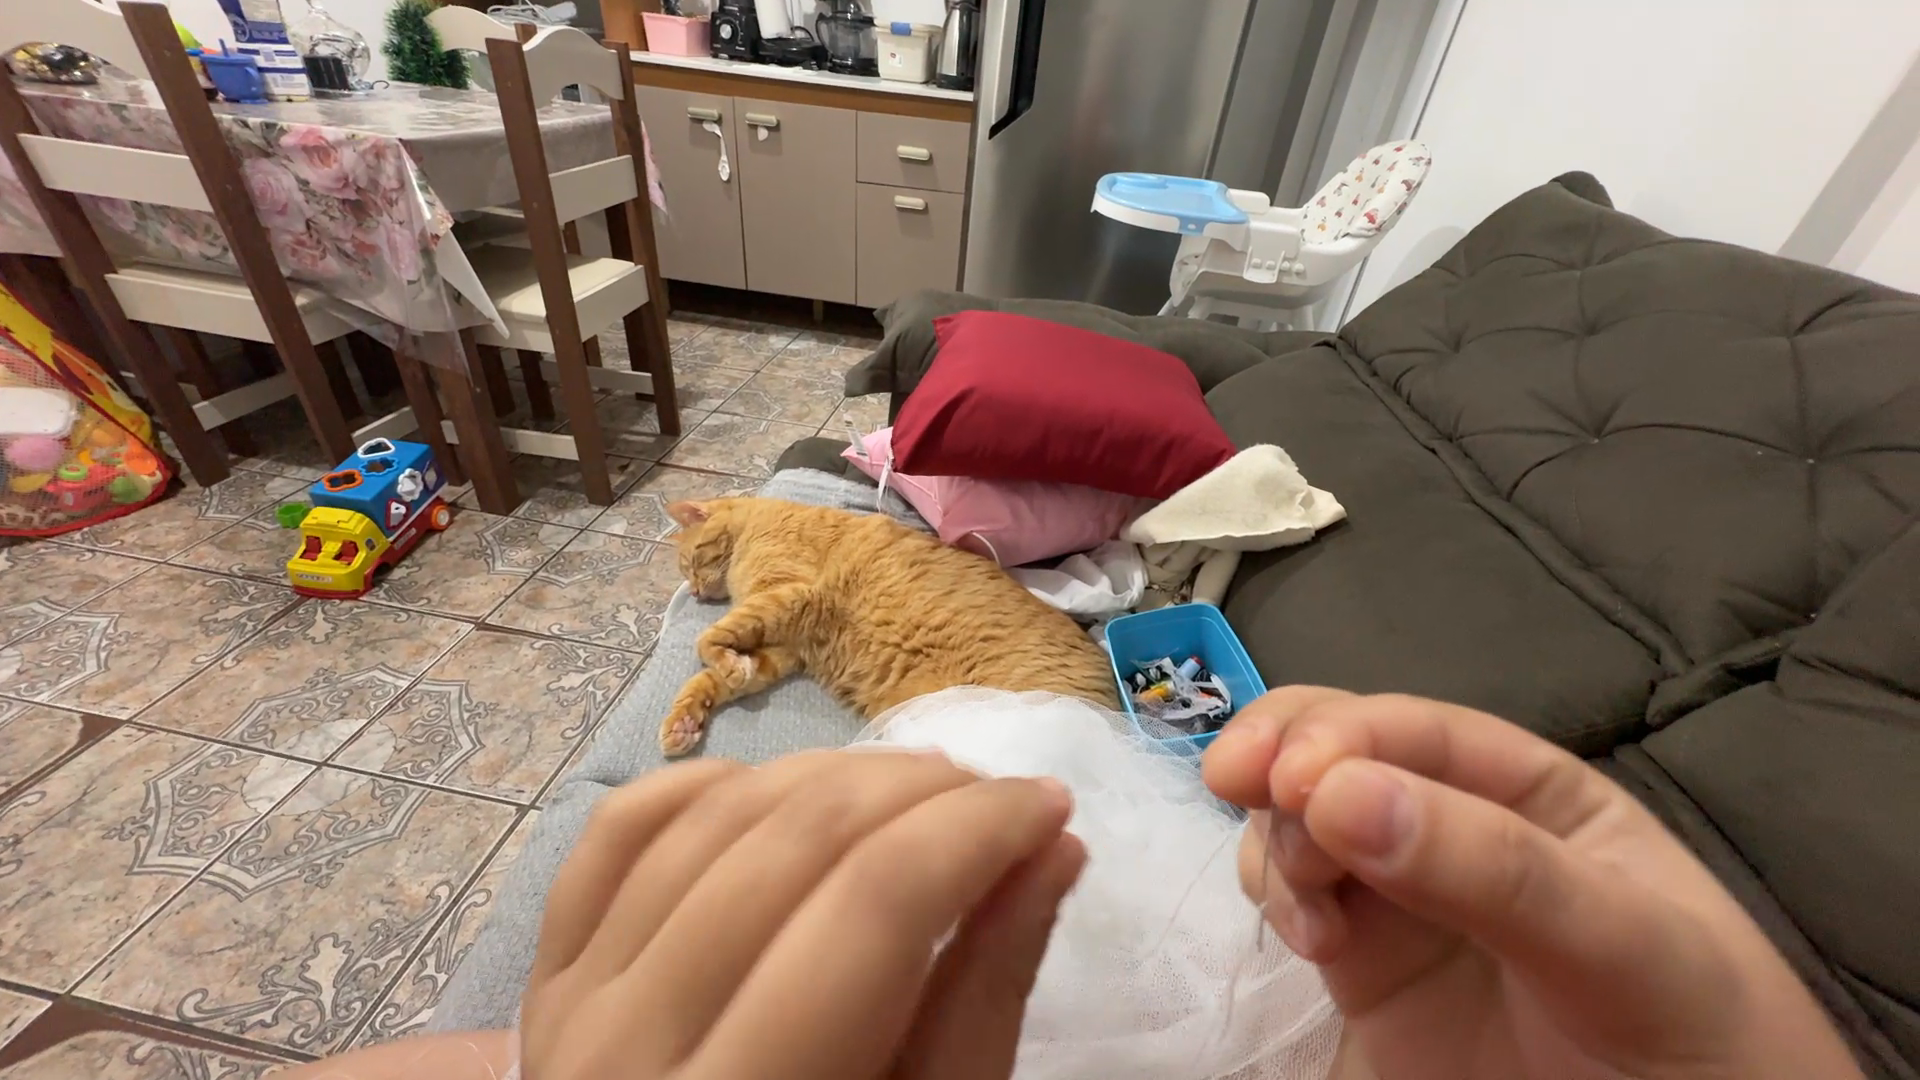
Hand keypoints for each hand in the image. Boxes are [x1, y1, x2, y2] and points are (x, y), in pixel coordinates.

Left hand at [519, 750, 1084, 1079]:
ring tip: (912, 781)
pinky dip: (704, 783)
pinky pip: (620, 832)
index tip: (1048, 802)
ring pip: (717, 818)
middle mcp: (632, 1048)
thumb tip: (1055, 848)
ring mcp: (572, 1002)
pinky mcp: (550, 972)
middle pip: (798, 844)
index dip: (977, 830)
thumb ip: (989, 991)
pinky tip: (774, 787)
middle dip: (919, 790)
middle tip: (991, 792)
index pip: (877, 907)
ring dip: (832, 772)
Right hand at [1203, 688, 1863, 1079]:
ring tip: (1308, 908)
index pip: (1417, 729)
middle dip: (1278, 753)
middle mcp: (1445, 819)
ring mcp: (1389, 881)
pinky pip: (1283, 881)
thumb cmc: (1688, 1059)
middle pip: (1332, 744)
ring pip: (1293, 809)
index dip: (1343, 735)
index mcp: (1527, 790)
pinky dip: (1272, 892)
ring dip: (1276, 835)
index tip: (1289, 778)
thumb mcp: (1628, 955)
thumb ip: (1496, 869)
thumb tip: (1334, 794)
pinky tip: (1308, 942)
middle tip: (1232, 779)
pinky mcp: (1350, 943)